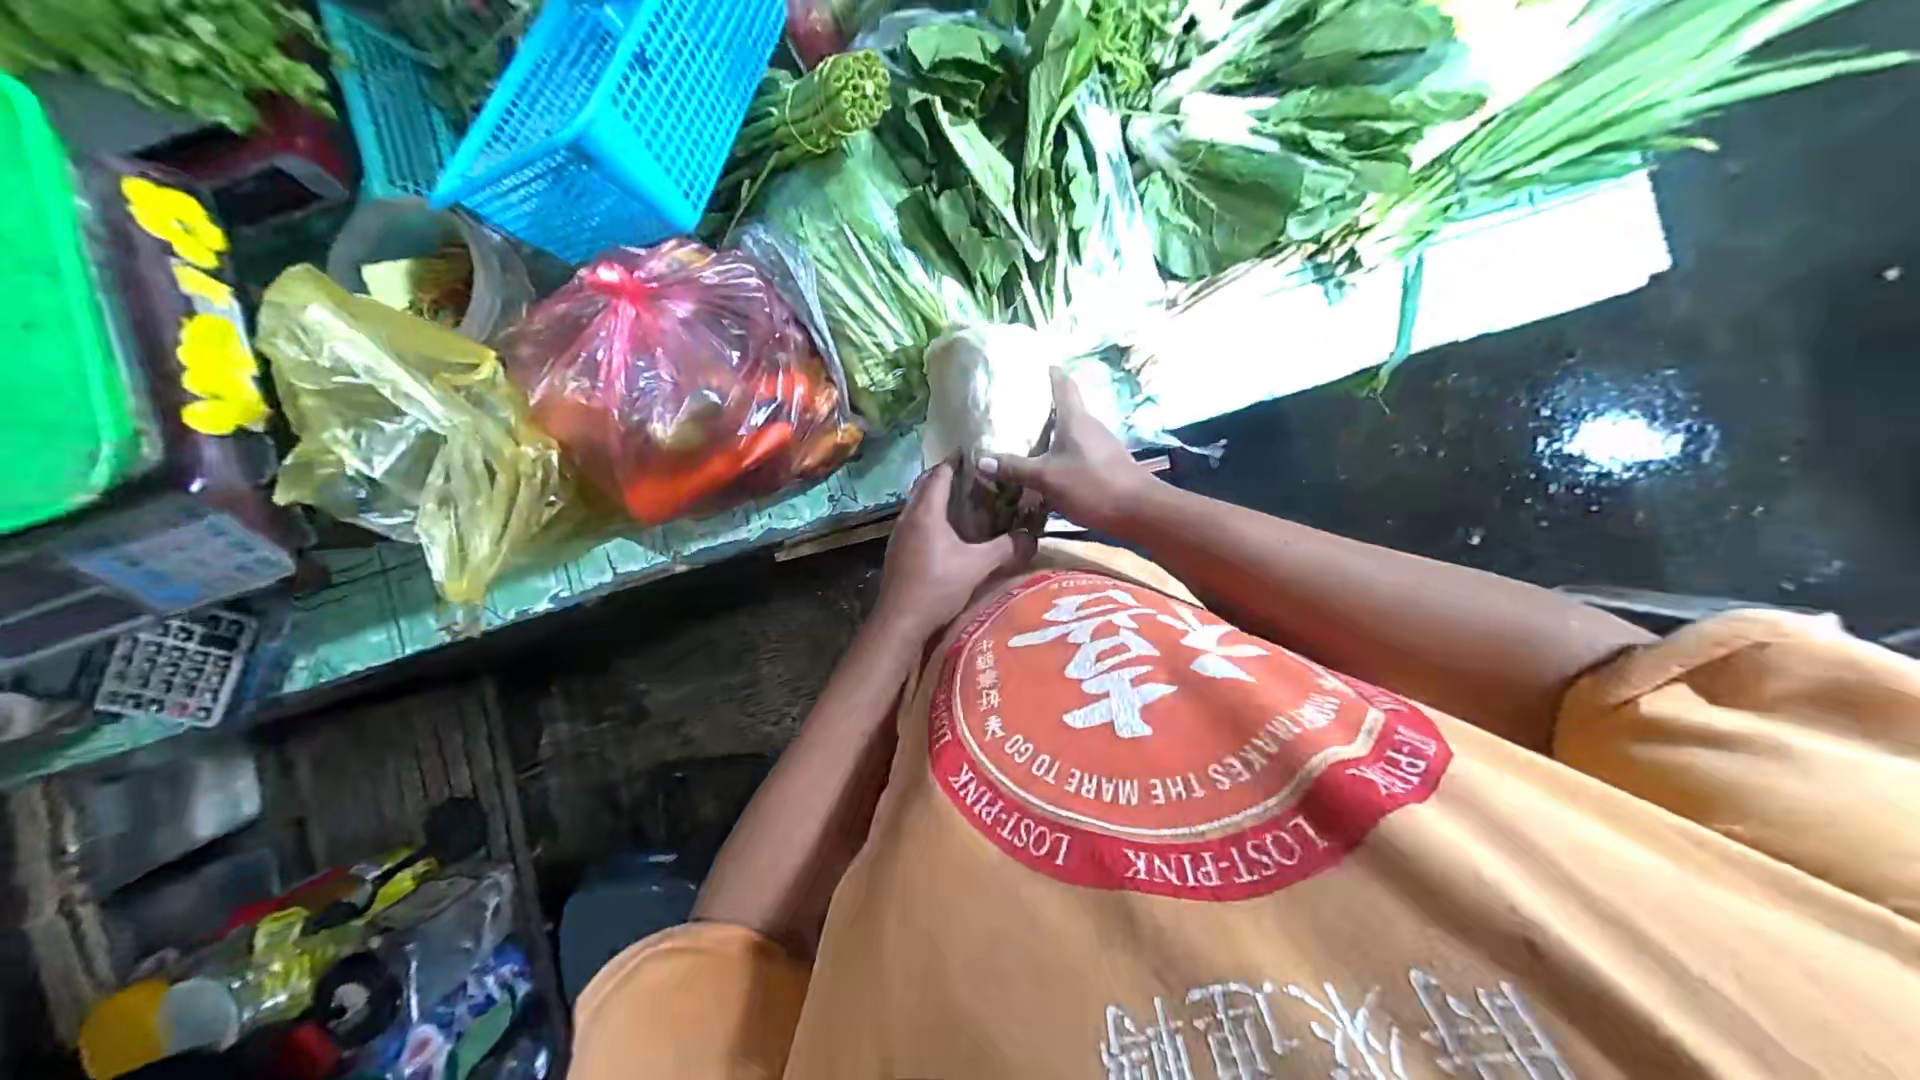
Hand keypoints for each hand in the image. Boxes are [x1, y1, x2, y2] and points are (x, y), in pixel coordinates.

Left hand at [875, 462, 1036, 638]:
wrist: (900, 622)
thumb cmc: (937, 587)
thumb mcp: (977, 566)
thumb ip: (1006, 549)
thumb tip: (1032, 538)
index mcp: (926, 512)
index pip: (939, 474)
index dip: (956, 462)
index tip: (975, 457)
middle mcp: (908, 517)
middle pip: (925, 486)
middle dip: (946, 478)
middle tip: (973, 479)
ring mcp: (898, 535)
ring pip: (918, 506)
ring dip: (936, 499)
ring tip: (963, 503)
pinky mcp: (896, 552)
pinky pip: (914, 524)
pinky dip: (929, 519)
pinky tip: (945, 534)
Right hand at [979, 368, 1153, 529]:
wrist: (1138, 511)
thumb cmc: (1092, 484)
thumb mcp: (1046, 477)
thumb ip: (1015, 468)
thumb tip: (981, 460)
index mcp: (1075, 418)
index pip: (1062, 384)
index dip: (1047, 372)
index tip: (1030, 367)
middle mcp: (1090, 425)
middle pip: (1065, 408)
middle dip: (1041, 406)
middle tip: (1014, 408)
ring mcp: (1100, 445)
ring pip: (1070, 432)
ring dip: (1050, 433)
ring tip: (1023, 439)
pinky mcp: (1105, 464)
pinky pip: (1076, 451)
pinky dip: (1060, 453)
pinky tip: (1046, 467)